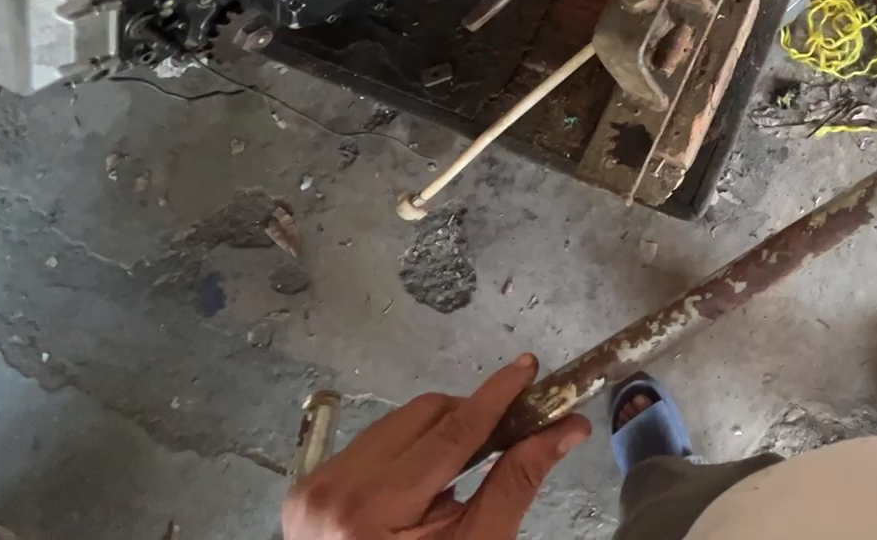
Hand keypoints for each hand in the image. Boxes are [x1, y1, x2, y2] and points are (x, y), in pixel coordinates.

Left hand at [283, 354, 590, 539]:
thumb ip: (518, 480)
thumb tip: (570, 426)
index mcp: (373, 509)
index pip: (451, 431)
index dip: (496, 395)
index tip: (528, 366)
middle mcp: (334, 487)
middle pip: (424, 414)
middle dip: (468, 417)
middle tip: (501, 437)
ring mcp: (312, 487)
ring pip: (398, 421)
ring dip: (438, 432)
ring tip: (454, 476)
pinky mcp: (305, 489)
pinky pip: (372, 442)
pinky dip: (407, 450)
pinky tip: (418, 487)